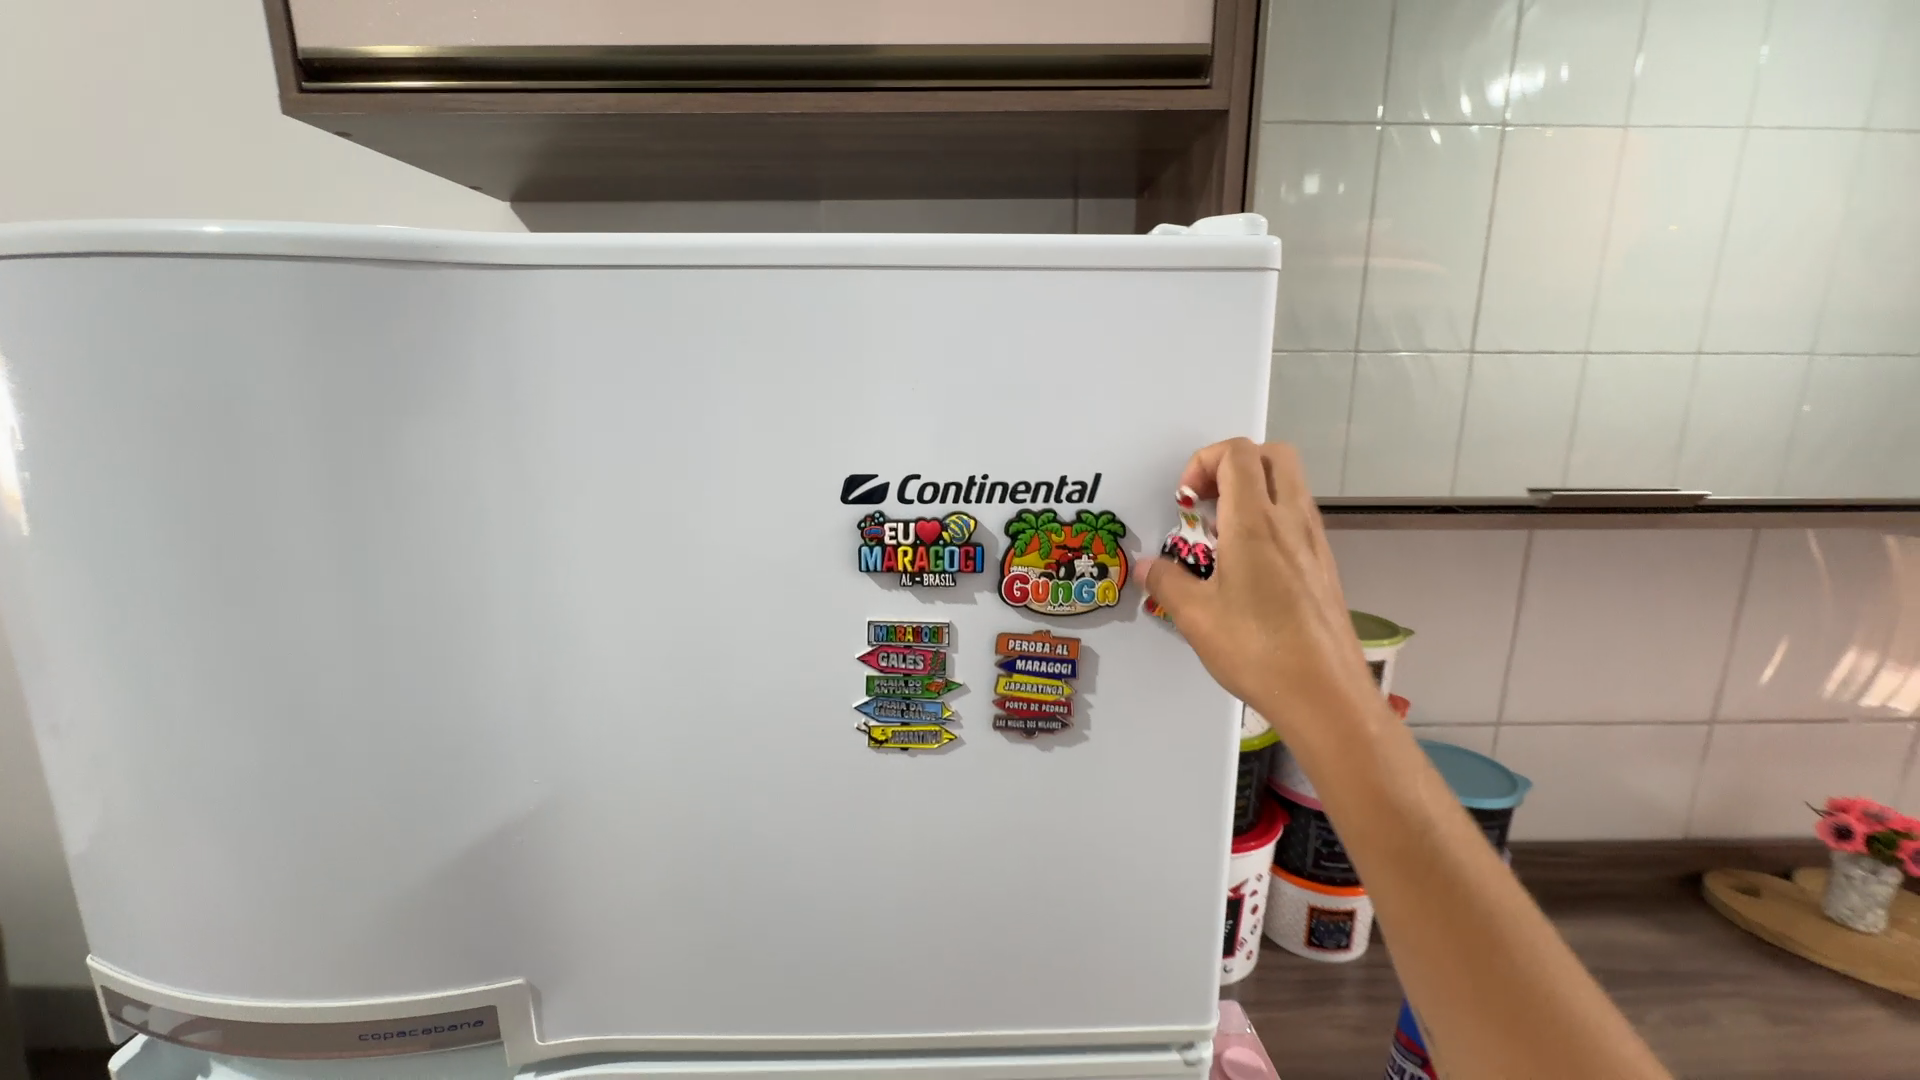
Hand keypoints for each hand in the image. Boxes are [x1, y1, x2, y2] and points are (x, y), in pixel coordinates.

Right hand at [1139, 439, 1377, 739]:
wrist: (1324, 694)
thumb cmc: (1256, 650)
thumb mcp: (1195, 617)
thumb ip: (1166, 581)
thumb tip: (1145, 566)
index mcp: (1256, 523)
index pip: (1238, 453)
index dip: (1203, 461)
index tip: (1183, 501)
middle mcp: (1291, 521)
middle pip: (1274, 454)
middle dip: (1232, 464)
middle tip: (1204, 502)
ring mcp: (1314, 542)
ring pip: (1290, 485)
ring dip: (1253, 491)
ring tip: (1220, 536)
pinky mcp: (1324, 566)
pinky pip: (1298, 518)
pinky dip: (1270, 519)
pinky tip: (1247, 566)